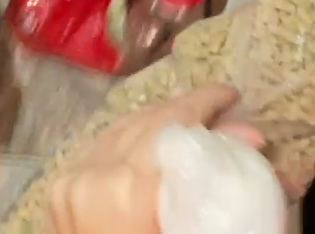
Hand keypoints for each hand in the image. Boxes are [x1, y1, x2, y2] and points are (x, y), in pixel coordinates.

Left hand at [47, 83, 267, 233]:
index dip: (206, 104)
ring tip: (192, 120)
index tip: (233, 95)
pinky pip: (101, 149)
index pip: (171, 124)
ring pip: (122, 129)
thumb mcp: (202, 229)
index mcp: (123, 192)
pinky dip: (131, 141)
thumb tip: (256, 145)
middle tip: (223, 109)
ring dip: (160, 123)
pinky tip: (152, 140)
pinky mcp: (59, 192)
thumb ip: (223, 189)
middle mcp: (88, 176)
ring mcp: (68, 182)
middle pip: (148, 122)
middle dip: (188, 111)